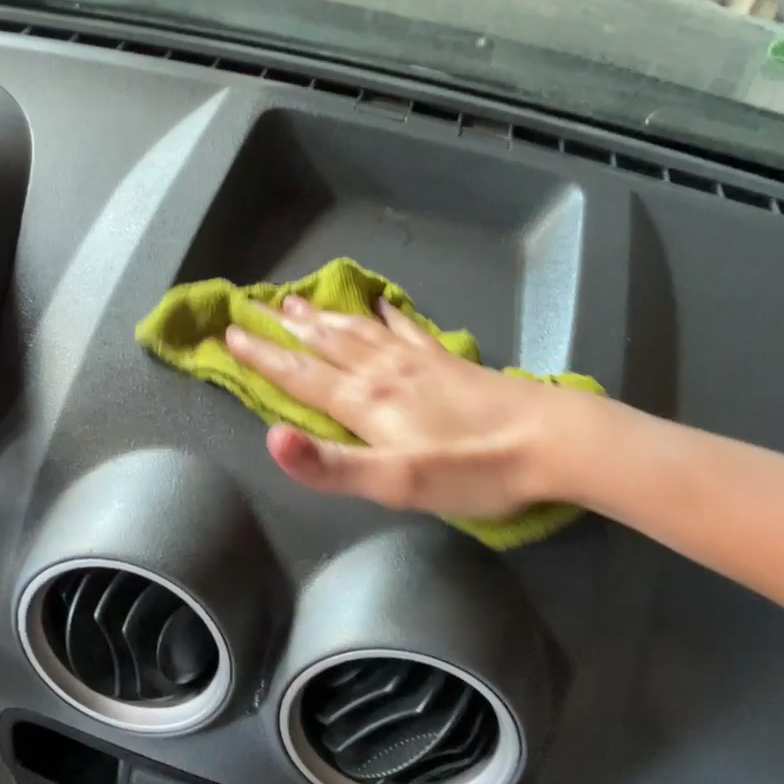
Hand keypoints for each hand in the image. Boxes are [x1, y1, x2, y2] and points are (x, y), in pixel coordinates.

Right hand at [224, 294, 605, 517]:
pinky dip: (389, 317)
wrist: (553, 443)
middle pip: (326, 345)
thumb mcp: (396, 482)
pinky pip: (408, 331)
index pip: (301, 376)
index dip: (263, 358)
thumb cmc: (472, 471)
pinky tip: (384, 305)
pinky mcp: (451, 363)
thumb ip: (331, 465)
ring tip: (300, 301)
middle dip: (286, 330)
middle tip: (254, 306)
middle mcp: (386, 373)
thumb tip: (271, 438)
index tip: (230, 334)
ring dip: (326, 318)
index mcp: (367, 402)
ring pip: (360, 333)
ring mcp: (421, 363)